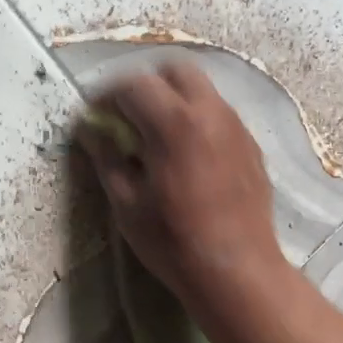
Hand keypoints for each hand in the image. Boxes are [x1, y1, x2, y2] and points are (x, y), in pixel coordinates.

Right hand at [76, 61, 280, 301]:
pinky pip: (220, 117)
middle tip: (127, 119)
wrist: (237, 272)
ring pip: (202, 91)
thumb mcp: (128, 206)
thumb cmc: (175, 244)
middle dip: (145, 85)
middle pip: (174, 70)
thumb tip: (90, 132)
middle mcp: (211, 112)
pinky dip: (198, 122)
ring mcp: (237, 127)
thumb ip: (107, 160)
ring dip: (174, 102)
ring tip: (156, 139)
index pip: (132, 84)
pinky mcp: (252, 148)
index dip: (105, 96)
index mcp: (175, 122)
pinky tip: (187, 159)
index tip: (92, 117)